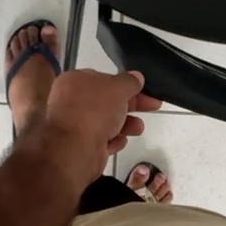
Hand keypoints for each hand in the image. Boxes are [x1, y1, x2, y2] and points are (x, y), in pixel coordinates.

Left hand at [16, 70, 161, 191]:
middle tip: (153, 106)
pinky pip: (102, 140)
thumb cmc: (95, 110)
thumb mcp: (118, 88)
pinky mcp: (82, 146)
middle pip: (107, 101)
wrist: (75, 148)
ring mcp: (75, 125)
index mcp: (74, 81)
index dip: (125, 83)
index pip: (103, 78)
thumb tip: (137, 77)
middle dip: (131, 104)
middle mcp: (72, 101)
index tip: (144, 89)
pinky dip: (114, 140)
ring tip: (138, 128)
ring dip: (126, 124)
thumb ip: (130, 82)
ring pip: (106, 121)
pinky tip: (121, 141)